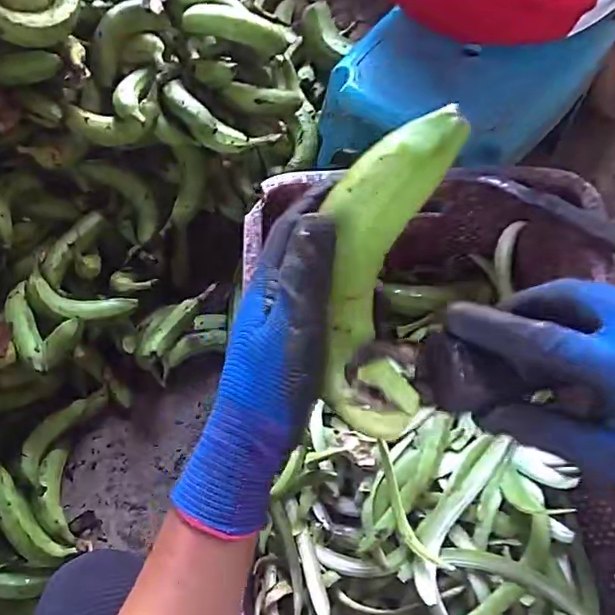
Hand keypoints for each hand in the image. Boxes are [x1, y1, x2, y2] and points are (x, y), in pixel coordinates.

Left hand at [170, 189, 335, 538]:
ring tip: (358, 233)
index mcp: (267, 282)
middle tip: (362, 203)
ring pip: (297, 263)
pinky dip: (325, 272)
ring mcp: (271, 312)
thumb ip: (304, 275)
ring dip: (323, 241)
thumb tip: (319, 218)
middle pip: (292, 240)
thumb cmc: (274, 382)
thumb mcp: (294, 327)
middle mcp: (266, 290)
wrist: (253, 431)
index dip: (317, 199)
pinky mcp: (281, 332)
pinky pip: (304, 289)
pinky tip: (343, 281)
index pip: (291, 225)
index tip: (352, 182)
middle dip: (321, 214)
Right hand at [442, 280, 614, 567]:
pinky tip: (575, 341)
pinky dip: (582, 313)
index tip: (454, 315)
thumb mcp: (604, 456)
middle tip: (495, 322)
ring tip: (530, 329)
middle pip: (567, 295)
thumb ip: (542, 429)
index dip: (492, 326)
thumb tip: (487, 415)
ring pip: (593, 294)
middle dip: (522, 303)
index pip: (541, 337)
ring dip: (552, 304)